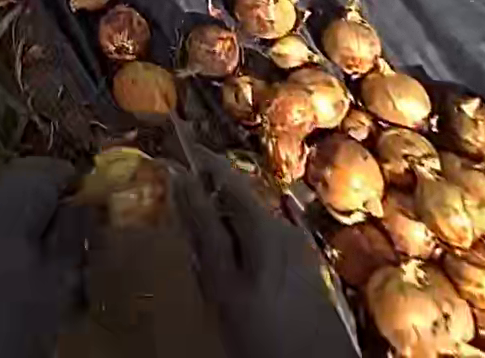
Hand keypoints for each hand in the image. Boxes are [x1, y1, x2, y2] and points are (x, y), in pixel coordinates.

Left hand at [0, 158, 84, 357]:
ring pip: (1, 204)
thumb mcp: (57, 283)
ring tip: (35, 275)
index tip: (92, 232)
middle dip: (50, 215)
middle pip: (29, 185)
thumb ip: (76, 235)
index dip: (81, 197)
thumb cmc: (3, 319)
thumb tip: (88, 205)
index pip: (59, 170)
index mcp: (12, 187)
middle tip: (68, 262)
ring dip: (21, 229)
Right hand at [173, 149, 360, 357]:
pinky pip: (268, 243)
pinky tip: (236, 272)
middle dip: (211, 197)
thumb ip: (203, 227)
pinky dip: (245, 245)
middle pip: (241, 198)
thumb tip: (180, 179)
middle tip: (184, 208)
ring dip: (228, 224)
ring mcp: (300, 250)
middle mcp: (285, 227)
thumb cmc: (265, 332)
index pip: (228, 174)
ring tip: (206, 245)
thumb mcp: (223, 281)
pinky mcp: (307, 273)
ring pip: (253, 222)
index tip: (177, 152)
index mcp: (264, 223)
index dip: (201, 159)